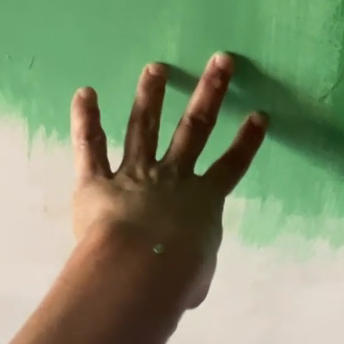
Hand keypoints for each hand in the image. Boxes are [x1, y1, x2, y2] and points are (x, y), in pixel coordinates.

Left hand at [68, 54, 267, 304]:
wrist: (139, 271)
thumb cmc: (176, 278)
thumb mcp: (197, 276)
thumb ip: (194, 268)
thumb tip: (189, 282)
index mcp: (204, 200)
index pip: (232, 166)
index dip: (247, 141)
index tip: (259, 115)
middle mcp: (173, 177)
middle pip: (196, 128)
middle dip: (210, 93)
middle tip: (220, 61)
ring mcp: (135, 174)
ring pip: (144, 128)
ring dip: (151, 96)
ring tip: (155, 68)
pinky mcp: (96, 182)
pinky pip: (90, 147)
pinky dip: (86, 120)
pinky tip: (84, 92)